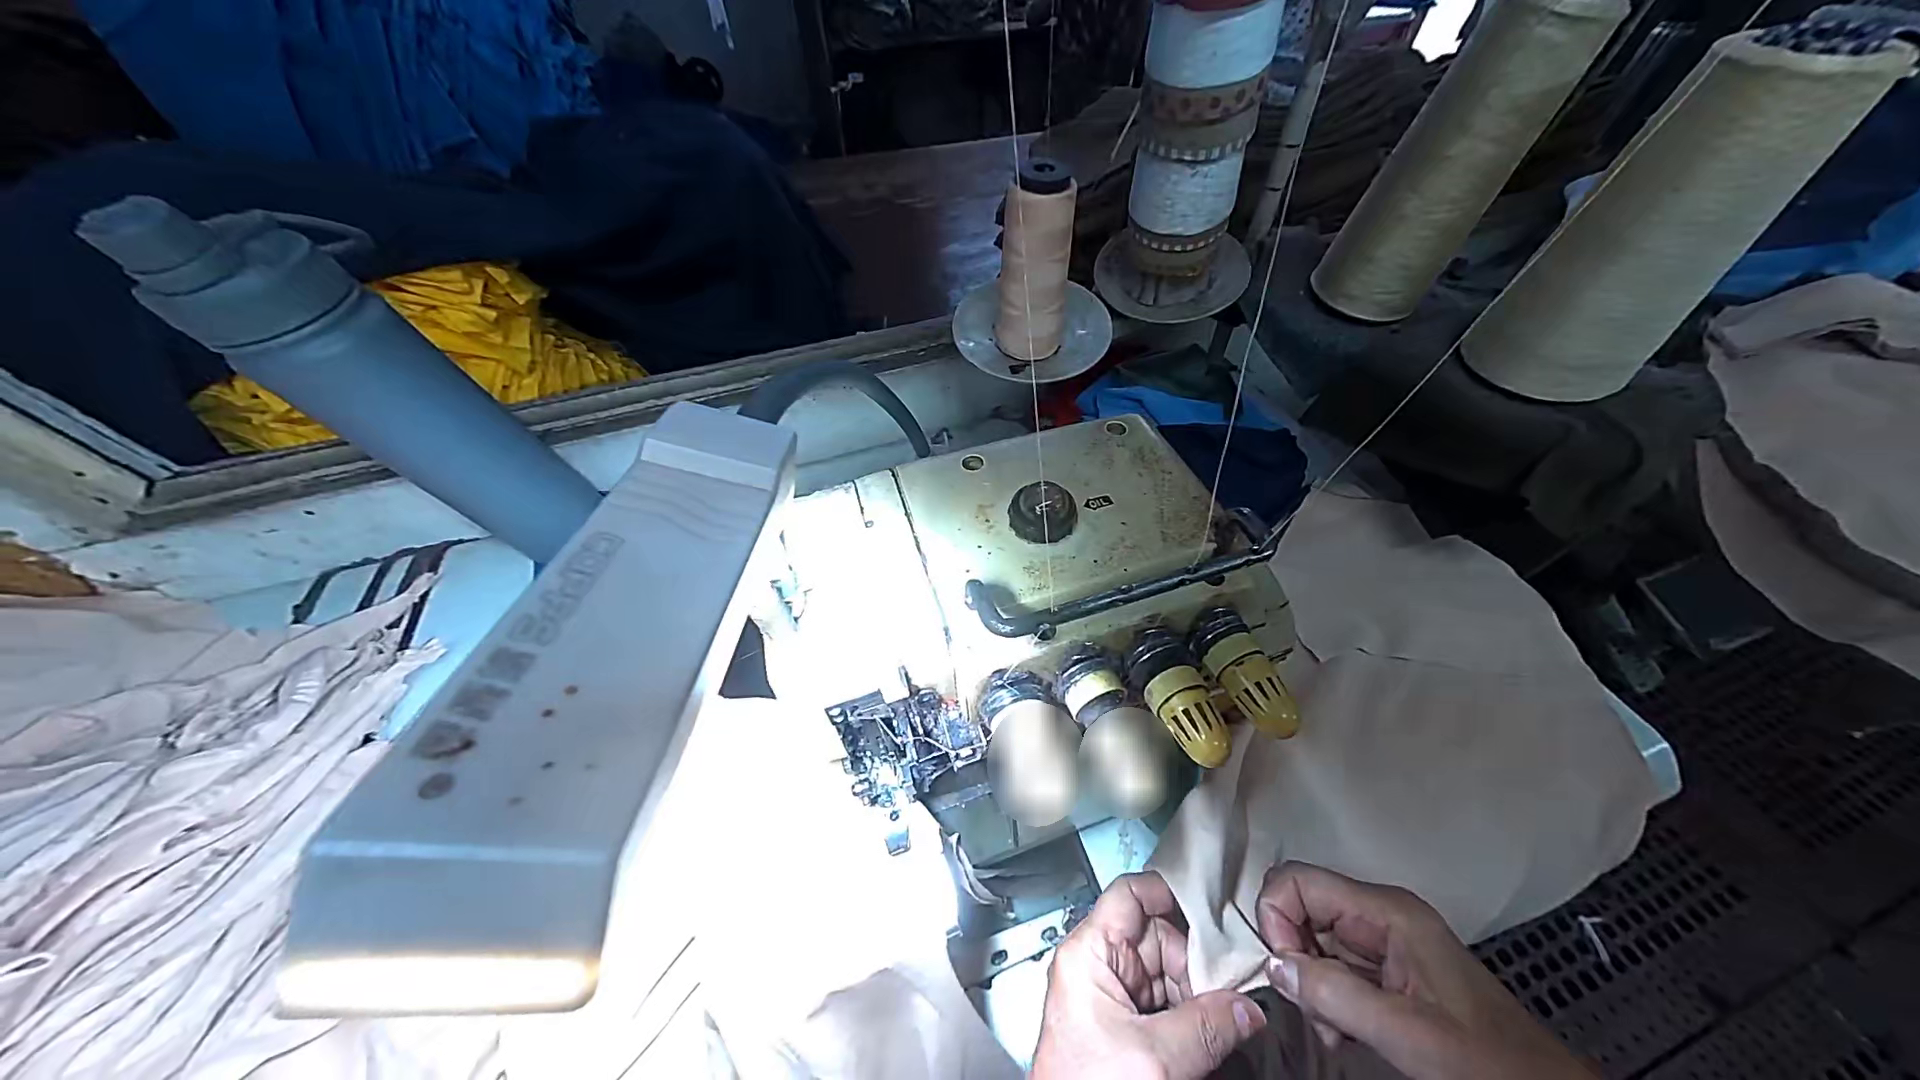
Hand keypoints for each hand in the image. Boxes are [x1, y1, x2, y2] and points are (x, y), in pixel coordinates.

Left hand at [1032, 871, 1265, 1079]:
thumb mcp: (1153, 1058)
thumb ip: (1205, 1026)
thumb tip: (1247, 1006)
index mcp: (1088, 952)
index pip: (1129, 894)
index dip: (1170, 892)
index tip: (1213, 906)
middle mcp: (1099, 966)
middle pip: (1158, 935)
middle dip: (1197, 959)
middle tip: (1233, 984)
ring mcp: (1114, 997)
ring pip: (1168, 972)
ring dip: (1200, 992)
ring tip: (1228, 1015)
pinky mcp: (1127, 1028)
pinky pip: (1167, 1004)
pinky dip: (1193, 1015)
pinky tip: (1215, 1032)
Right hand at [1256, 862, 1599, 1079]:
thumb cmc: (1487, 1062)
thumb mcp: (1407, 1032)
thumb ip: (1334, 994)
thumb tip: (1273, 965)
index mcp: (1386, 911)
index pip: (1297, 881)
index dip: (1276, 918)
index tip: (1286, 970)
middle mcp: (1379, 914)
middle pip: (1300, 909)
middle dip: (1293, 957)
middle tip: (1315, 1009)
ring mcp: (1382, 940)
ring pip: (1310, 940)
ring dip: (1310, 984)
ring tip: (1335, 1029)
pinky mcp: (1384, 967)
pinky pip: (1331, 966)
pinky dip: (1325, 996)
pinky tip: (1344, 1029)